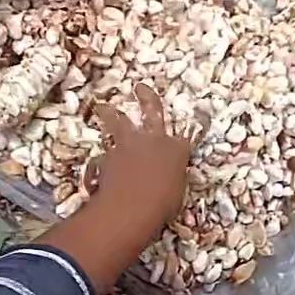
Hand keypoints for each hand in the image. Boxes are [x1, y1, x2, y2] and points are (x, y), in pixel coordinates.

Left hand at [89, 83, 193, 230]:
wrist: (131, 208)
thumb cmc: (162, 205)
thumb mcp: (176, 193)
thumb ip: (173, 178)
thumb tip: (169, 176)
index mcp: (177, 150)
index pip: (189, 133)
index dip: (195, 123)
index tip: (199, 115)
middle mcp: (154, 140)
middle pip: (152, 110)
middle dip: (147, 97)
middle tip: (140, 87)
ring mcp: (129, 144)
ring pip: (119, 122)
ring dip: (110, 113)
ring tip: (103, 107)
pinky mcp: (109, 155)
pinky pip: (104, 154)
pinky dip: (101, 158)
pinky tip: (95, 165)